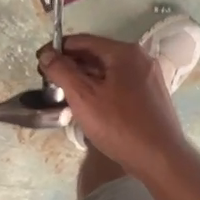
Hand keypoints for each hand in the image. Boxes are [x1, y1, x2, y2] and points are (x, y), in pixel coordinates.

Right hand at [38, 35, 193, 176]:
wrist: (160, 158)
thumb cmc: (119, 125)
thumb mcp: (83, 97)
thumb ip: (61, 71)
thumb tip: (46, 54)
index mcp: (124, 52)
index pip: (82, 41)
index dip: (57, 49)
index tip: (39, 64)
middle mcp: (139, 58)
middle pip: (96, 54)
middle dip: (70, 65)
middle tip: (50, 82)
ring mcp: (148, 77)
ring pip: (108, 70)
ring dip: (84, 78)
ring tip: (65, 95)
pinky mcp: (151, 95)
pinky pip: (119, 83)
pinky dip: (101, 88)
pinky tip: (90, 105)